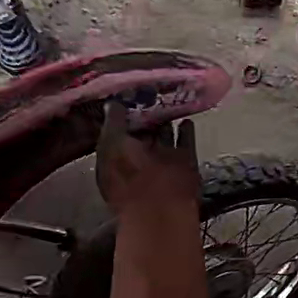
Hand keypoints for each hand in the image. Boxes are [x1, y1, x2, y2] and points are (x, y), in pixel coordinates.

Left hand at [95, 102, 200, 219]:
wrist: (160, 202)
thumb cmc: (128, 174)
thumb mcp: (111, 143)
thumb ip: (112, 122)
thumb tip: (112, 102)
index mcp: (117, 158)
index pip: (119, 134)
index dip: (121, 117)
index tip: (125, 98)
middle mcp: (141, 160)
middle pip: (143, 135)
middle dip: (145, 118)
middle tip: (148, 95)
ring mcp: (164, 160)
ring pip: (165, 137)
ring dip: (166, 122)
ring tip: (167, 103)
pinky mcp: (185, 161)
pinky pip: (186, 141)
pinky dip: (186, 131)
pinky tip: (186, 117)